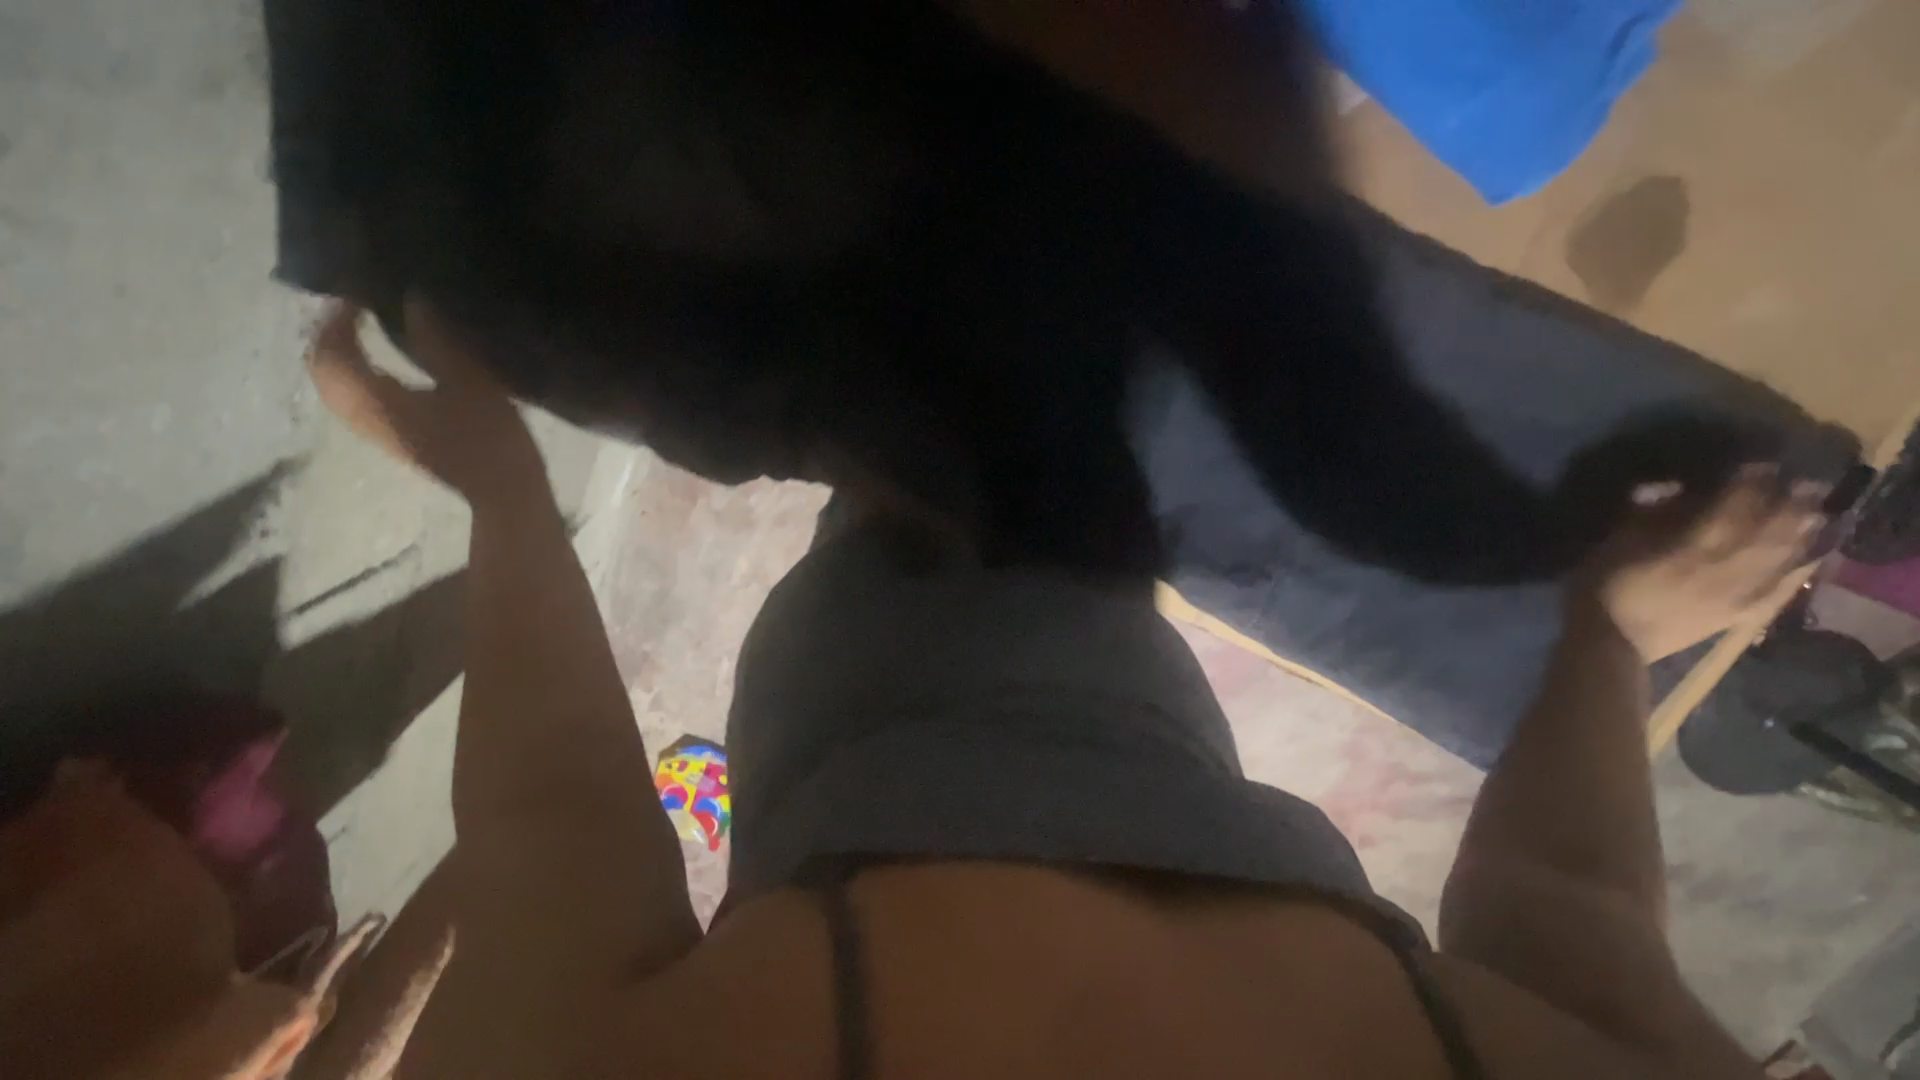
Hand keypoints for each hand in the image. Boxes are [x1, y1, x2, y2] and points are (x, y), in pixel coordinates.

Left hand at [306, 299, 549, 508]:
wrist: (503, 492)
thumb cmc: (490, 438)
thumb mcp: (471, 383)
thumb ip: (437, 340)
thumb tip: (413, 299)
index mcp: (374, 399)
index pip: (333, 350)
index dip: (338, 316)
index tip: (361, 290)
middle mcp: (363, 416)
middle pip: (323, 369)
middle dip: (332, 333)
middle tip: (356, 305)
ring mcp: (377, 431)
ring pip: (337, 386)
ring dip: (343, 354)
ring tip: (365, 329)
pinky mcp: (395, 439)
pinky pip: (355, 398)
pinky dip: (357, 374)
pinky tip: (383, 365)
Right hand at [1574, 465, 1826, 660]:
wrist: (1611, 642)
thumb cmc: (1603, 587)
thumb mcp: (1612, 543)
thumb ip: (1642, 515)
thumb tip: (1667, 487)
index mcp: (1691, 545)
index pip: (1732, 504)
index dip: (1749, 482)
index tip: (1759, 463)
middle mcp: (1727, 565)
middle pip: (1769, 527)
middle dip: (1788, 503)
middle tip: (1803, 483)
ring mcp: (1740, 591)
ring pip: (1781, 556)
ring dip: (1801, 532)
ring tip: (1814, 512)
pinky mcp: (1742, 613)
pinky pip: (1780, 589)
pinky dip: (1798, 571)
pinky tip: (1809, 558)